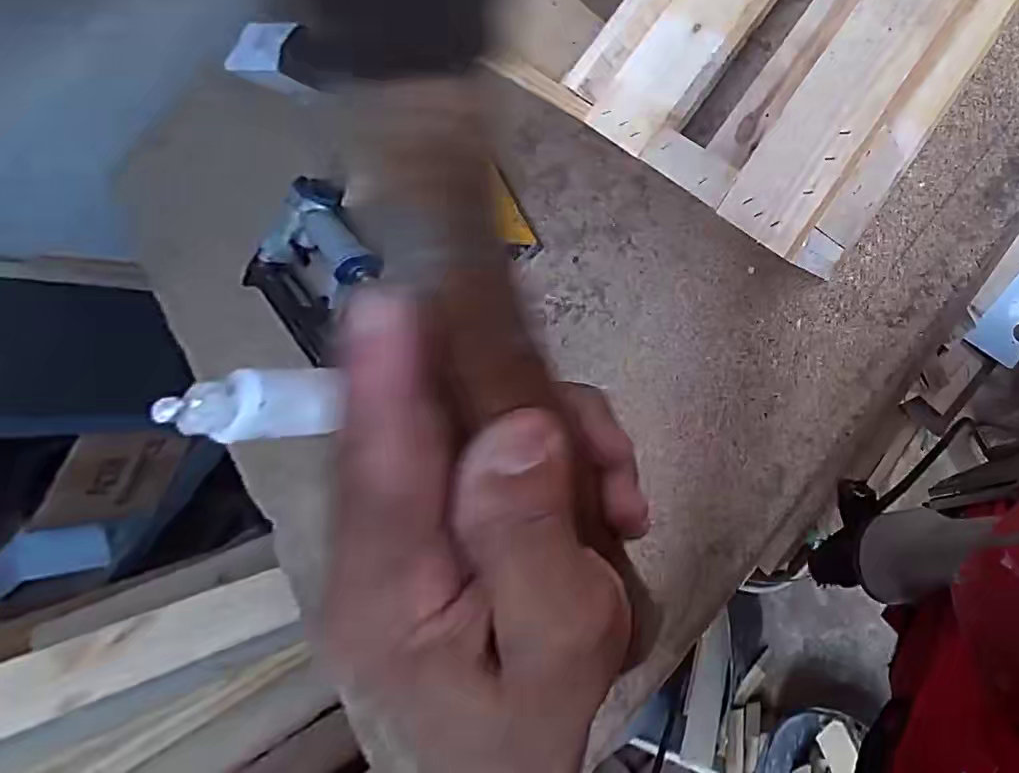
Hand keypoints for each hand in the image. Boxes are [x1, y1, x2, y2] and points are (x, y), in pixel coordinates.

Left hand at [322, 292, 649, 772]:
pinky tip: (612, 504)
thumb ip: (532, 536)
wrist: (507, 762)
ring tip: (624, 501)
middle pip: (447, 427)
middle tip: (617, 465)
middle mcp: (385, 543)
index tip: (390, 302)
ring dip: (575, 441)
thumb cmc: (533, 711)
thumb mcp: (558, 633)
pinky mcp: (452, 514)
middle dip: (544, 416)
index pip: (382, 465)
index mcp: (390, 586)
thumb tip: (521, 429)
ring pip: (493, 426)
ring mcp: (417, 525)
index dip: (387, 376)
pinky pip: (513, 446)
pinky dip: (576, 457)